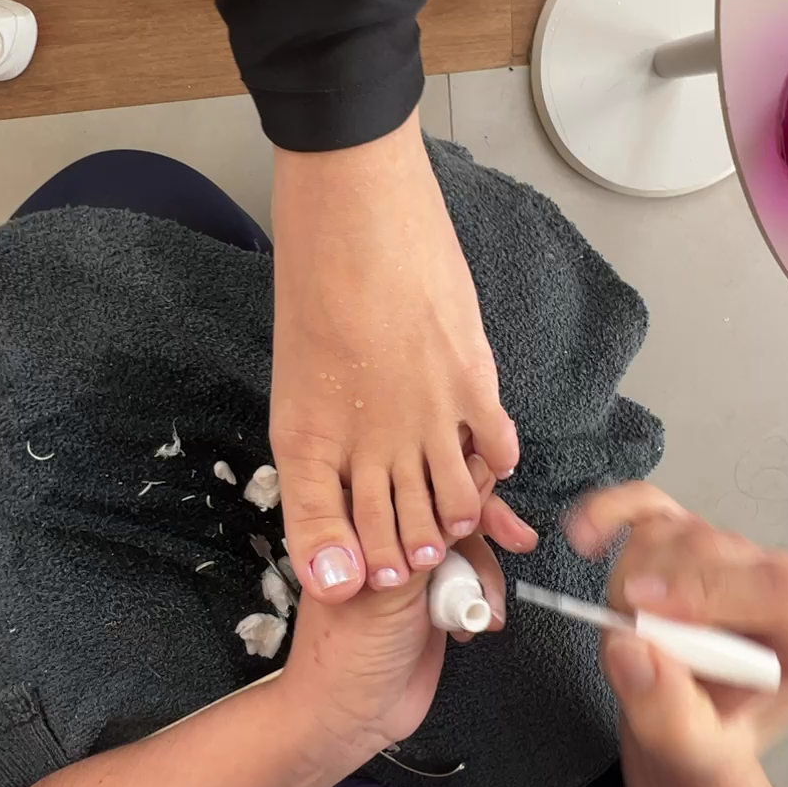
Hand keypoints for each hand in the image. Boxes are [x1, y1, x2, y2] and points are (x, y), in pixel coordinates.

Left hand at [271, 113, 526, 603]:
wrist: (350, 209)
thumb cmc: (311, 285)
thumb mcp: (291, 381)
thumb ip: (312, 463)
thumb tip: (334, 539)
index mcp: (315, 442)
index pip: (341, 535)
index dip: (359, 566)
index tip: (374, 577)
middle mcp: (374, 441)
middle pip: (402, 526)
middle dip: (407, 553)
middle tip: (417, 563)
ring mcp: (428, 412)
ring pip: (453, 497)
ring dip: (453, 517)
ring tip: (456, 522)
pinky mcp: (471, 376)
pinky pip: (497, 443)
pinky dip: (496, 460)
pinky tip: (493, 461)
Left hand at [276, 503, 512, 759]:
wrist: (350, 720)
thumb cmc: (347, 650)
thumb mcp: (393, 585)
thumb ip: (433, 532)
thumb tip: (468, 474)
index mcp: (365, 516)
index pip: (420, 478)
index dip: (461, 480)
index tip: (496, 486)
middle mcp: (391, 534)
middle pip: (451, 508)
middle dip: (489, 525)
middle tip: (519, 538)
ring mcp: (414, 566)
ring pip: (468, 547)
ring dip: (486, 576)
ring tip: (487, 607)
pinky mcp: (435, 596)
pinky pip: (472, 581)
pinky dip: (483, 599)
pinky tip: (479, 621)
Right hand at [568, 483, 787, 778]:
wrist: (686, 718)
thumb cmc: (703, 735)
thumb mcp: (691, 751)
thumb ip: (666, 711)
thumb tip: (628, 646)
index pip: (779, 589)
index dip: (709, 591)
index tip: (645, 611)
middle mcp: (776, 581)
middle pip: (714, 552)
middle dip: (655, 592)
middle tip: (631, 640)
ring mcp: (726, 549)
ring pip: (673, 531)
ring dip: (630, 574)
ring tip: (630, 625)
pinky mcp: (681, 530)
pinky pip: (644, 504)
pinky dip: (609, 512)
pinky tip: (585, 537)